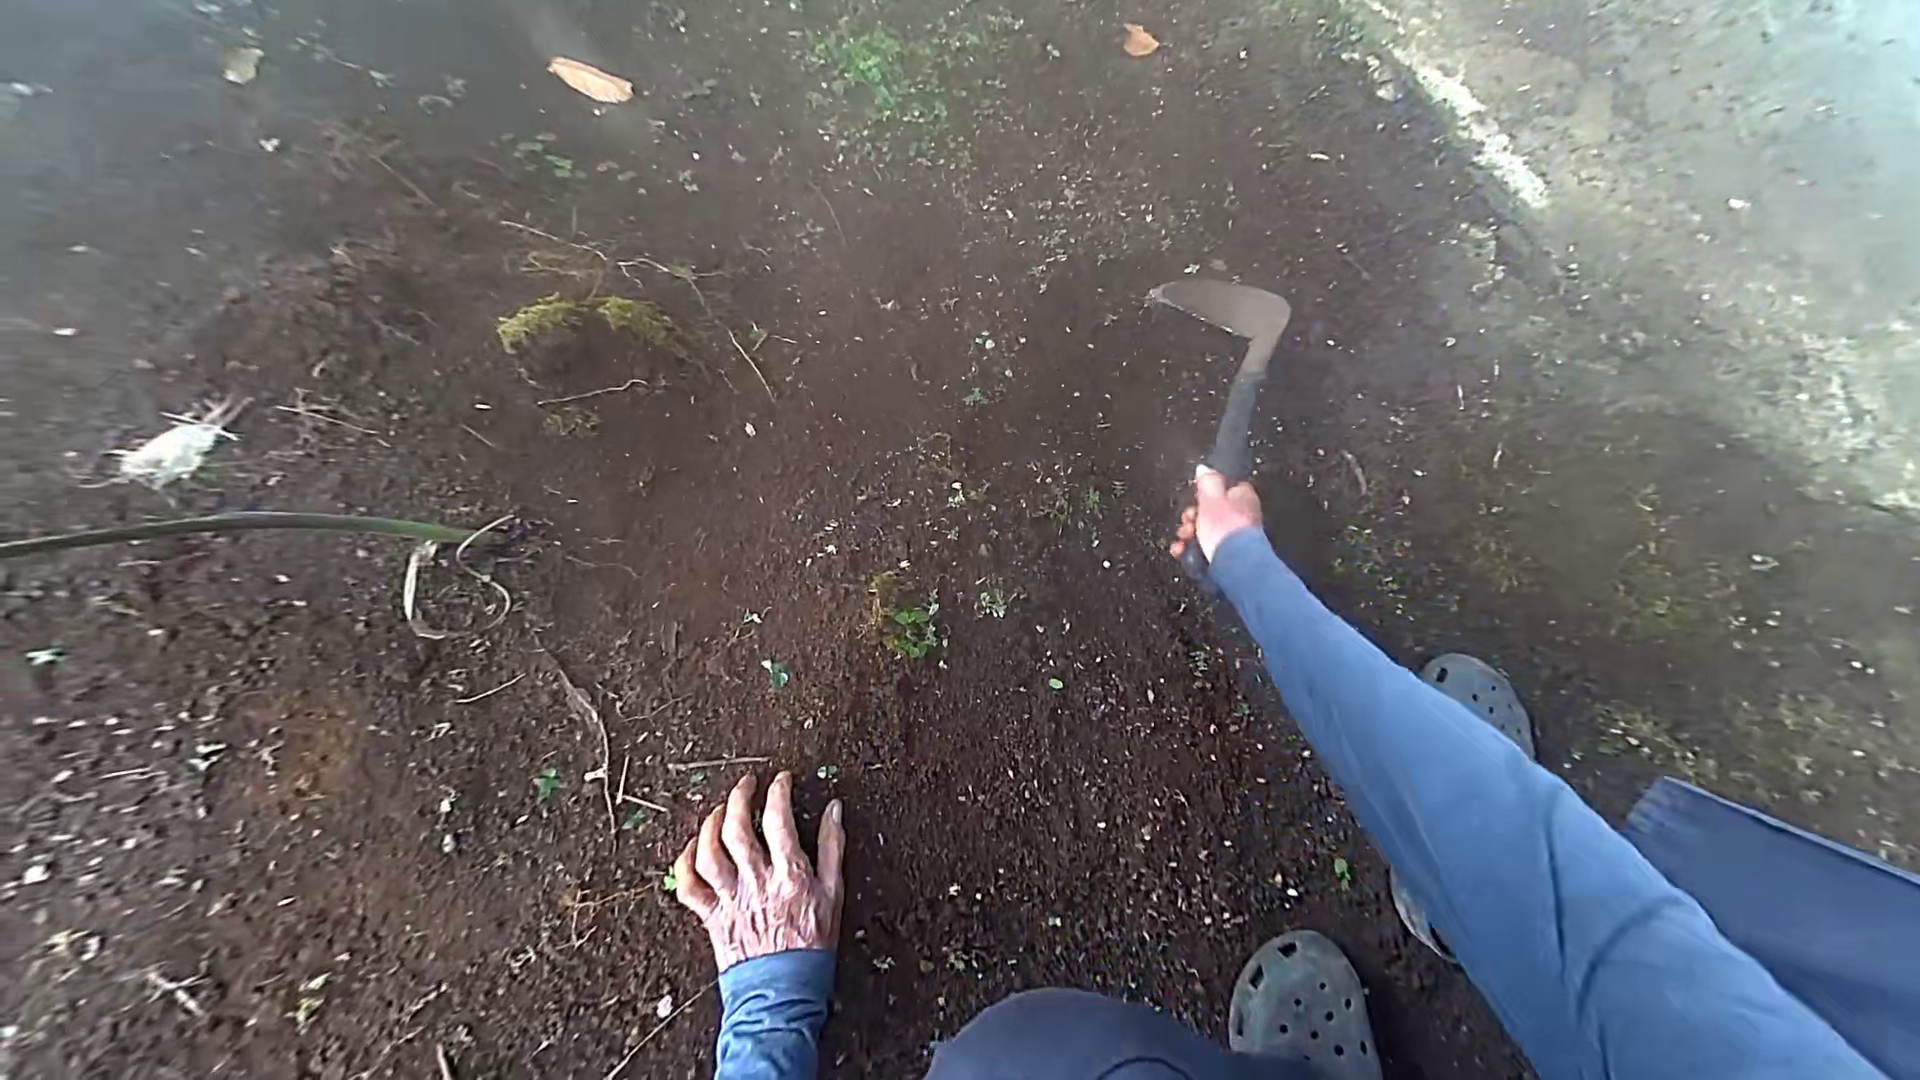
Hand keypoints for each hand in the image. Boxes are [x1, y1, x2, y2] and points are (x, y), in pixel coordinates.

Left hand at [673, 772, 845, 972]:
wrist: (783, 995)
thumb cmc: (812, 944)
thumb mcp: (834, 891)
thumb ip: (833, 846)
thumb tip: (834, 809)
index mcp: (788, 875)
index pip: (778, 819)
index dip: (778, 791)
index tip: (781, 780)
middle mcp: (756, 882)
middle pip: (737, 829)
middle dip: (739, 797)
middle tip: (747, 783)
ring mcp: (730, 899)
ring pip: (708, 853)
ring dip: (712, 824)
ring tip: (721, 809)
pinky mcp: (711, 917)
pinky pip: (688, 887)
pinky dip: (686, 862)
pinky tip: (694, 845)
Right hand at [1169, 464, 1262, 561]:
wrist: (1231, 563)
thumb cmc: (1226, 528)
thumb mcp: (1211, 496)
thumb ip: (1207, 480)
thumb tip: (1203, 469)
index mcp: (1242, 498)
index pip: (1223, 488)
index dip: (1205, 493)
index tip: (1194, 499)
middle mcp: (1239, 517)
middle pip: (1208, 511)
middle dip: (1192, 517)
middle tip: (1189, 521)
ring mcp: (1230, 537)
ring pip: (1202, 531)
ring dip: (1188, 534)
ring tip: (1184, 538)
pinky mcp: (1222, 555)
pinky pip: (1201, 548)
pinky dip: (1188, 549)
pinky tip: (1182, 550)